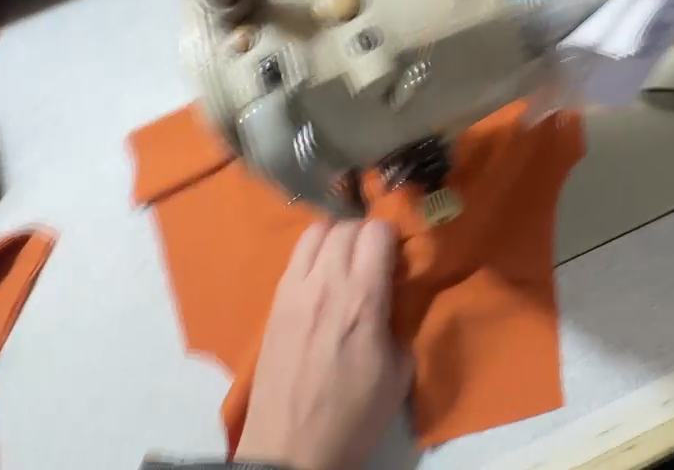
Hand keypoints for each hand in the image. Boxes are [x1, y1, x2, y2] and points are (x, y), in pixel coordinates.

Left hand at [236, 221, 412, 469]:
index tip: (398, 258)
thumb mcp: (398, 372)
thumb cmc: (352, 416)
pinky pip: (296, 256)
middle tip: (375, 259)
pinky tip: (322, 278)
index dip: (393, 238)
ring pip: (316, 231)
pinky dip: (314, 254)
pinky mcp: (274, 303)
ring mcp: (294, 290)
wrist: (290, 451)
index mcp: (362, 299)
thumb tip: (395, 298)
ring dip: (337, 237)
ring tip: (346, 261)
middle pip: (347, 226)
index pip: (378, 232)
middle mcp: (325, 284)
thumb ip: (399, 322)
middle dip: (366, 235)